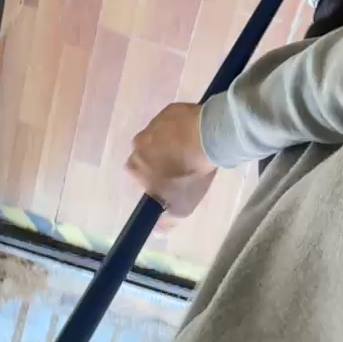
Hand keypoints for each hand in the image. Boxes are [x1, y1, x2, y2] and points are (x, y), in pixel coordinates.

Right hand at [126, 102, 214, 217]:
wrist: (207, 137)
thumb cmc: (189, 174)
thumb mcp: (181, 206)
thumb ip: (166, 220)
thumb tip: (156, 231)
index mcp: (135, 166)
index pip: (140, 175)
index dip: (156, 178)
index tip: (173, 179)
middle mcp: (138, 142)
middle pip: (149, 154)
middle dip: (163, 158)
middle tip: (185, 163)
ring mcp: (154, 123)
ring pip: (161, 136)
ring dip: (173, 142)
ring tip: (194, 148)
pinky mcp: (170, 109)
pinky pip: (173, 121)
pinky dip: (182, 127)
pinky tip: (196, 133)